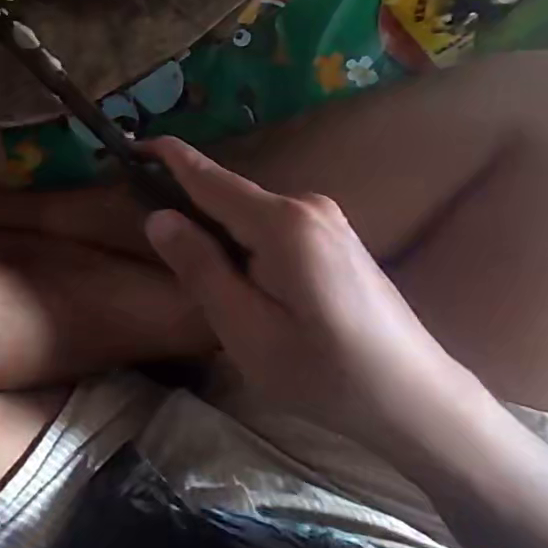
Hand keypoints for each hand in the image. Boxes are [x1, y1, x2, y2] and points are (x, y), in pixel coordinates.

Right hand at [140, 137, 486, 456]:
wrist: (418, 401)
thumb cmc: (326, 373)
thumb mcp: (246, 329)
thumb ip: (199, 267)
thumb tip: (157, 216)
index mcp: (281, 223)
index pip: (207, 177)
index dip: (166, 157)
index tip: (128, 146)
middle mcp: (306, 205)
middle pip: (227, 197)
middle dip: (189, 212)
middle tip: (166, 259)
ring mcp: (326, 219)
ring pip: (248, 215)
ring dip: (219, 236)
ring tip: (214, 289)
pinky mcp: (335, 236)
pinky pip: (271, 226)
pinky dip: (245, 243)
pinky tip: (253, 288)